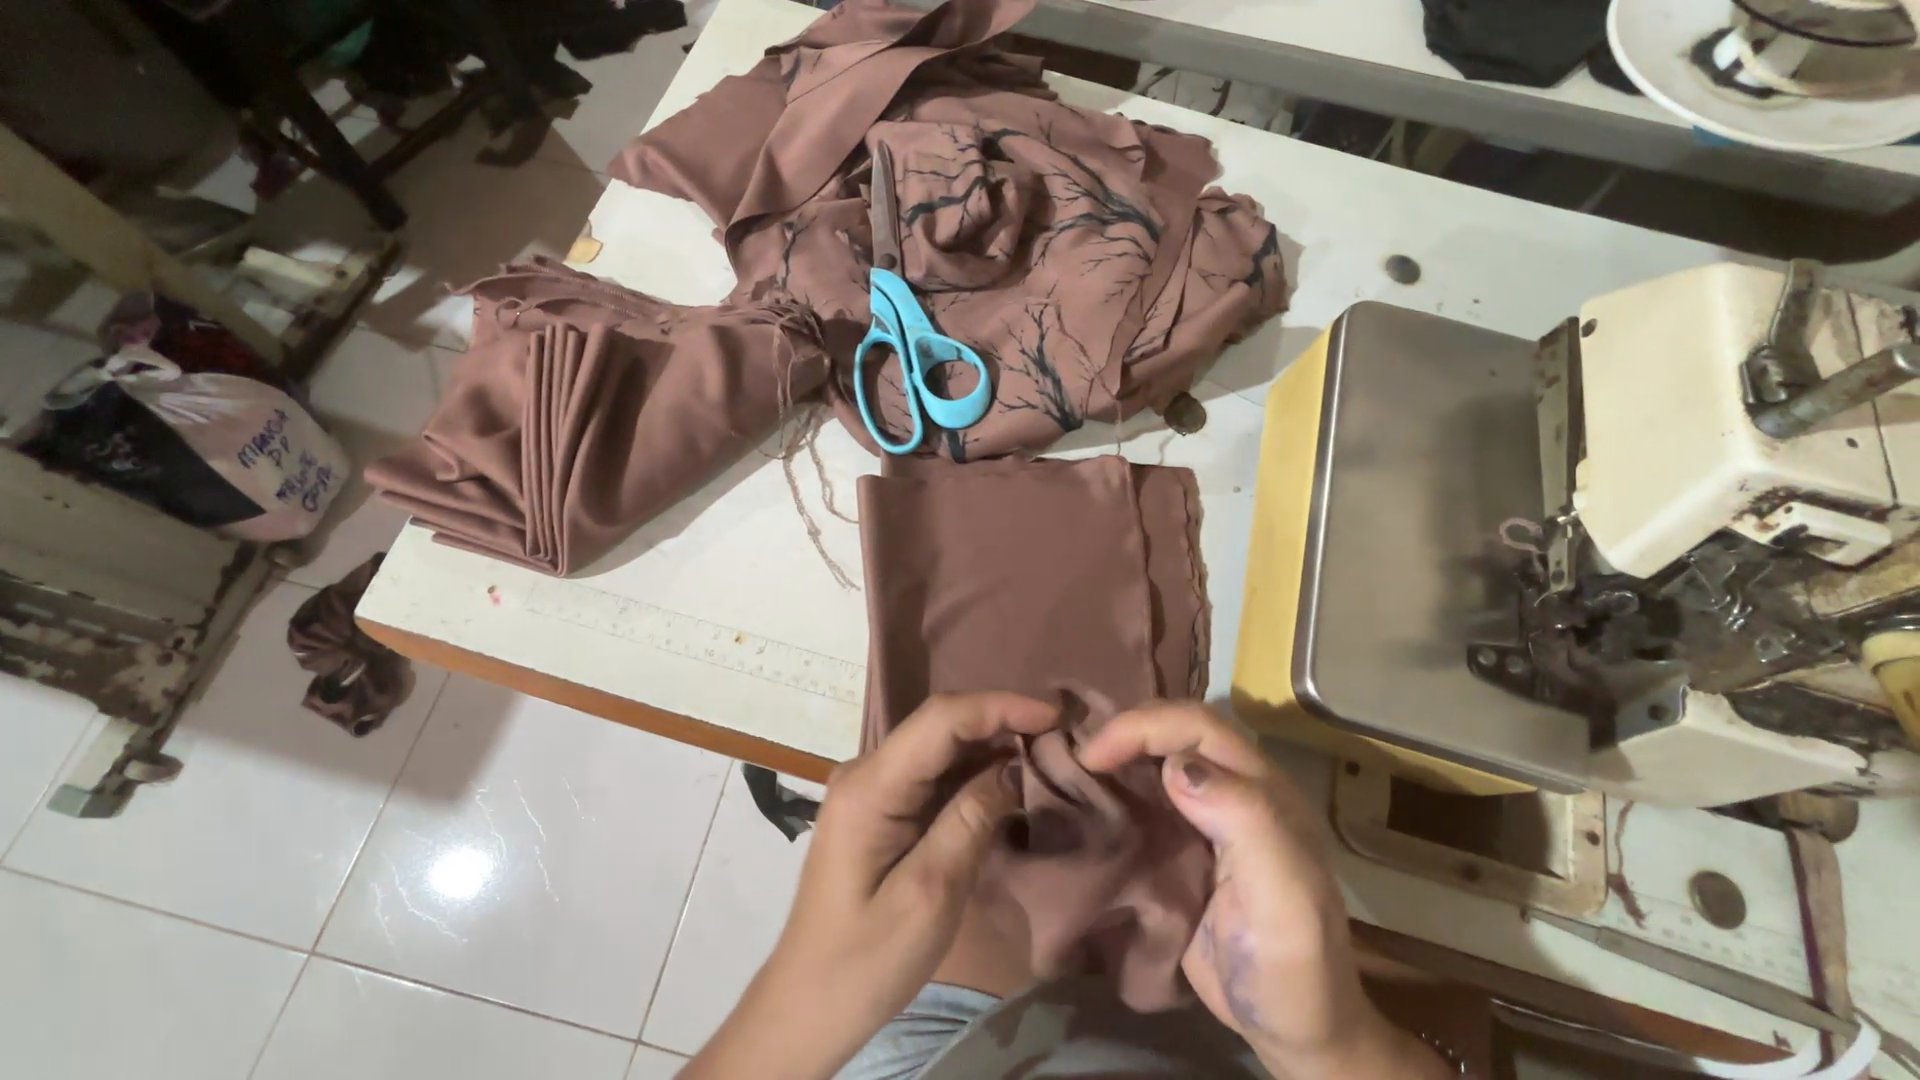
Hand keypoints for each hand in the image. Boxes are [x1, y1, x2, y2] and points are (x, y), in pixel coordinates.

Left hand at [684, 692, 1057, 1079]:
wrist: (810, 1004)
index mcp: (869, 786)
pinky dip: (976, 772)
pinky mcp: (884, 811)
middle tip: (1063, 736)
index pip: (940, 719)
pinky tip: (1013, 782)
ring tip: (1049, 754)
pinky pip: (935, 775)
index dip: (1000, 707)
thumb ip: (970, 820)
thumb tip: (1014, 764)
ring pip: (941, 747)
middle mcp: (867, 773)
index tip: (1055, 716)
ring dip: (993, 745)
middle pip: (941, 725)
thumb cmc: (866, 960)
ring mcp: (874, 790)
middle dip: (1002, 721)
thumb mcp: (929, 894)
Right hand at [1081, 703, 1448, 1079]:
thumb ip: (1246, 822)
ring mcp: (1210, 819)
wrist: (1291, 1027)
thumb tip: (1178, 766)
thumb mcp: (1282, 898)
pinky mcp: (1186, 846)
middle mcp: (1235, 792)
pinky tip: (1089, 800)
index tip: (1094, 755)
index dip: (1143, 727)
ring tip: (1072, 769)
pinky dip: (1117, 789)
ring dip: (1119, 755)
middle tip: (1075, 758)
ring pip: (1161, 759)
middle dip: (1126, 731)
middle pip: (1176, 733)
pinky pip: (1149, 798)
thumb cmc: (1291, 965)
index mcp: (1263, 791)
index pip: (1198, 727)